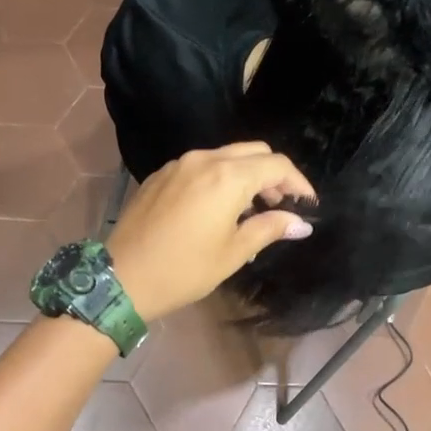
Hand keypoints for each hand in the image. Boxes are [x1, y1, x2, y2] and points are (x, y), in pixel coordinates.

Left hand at [105, 142, 315, 322]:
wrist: (122, 278)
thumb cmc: (184, 270)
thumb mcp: (233, 253)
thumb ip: (269, 228)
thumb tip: (300, 222)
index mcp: (227, 177)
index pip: (276, 165)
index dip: (299, 182)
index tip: (308, 205)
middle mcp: (204, 160)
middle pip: (253, 152)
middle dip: (274, 174)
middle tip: (282, 205)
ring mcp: (179, 165)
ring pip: (226, 156)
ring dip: (246, 175)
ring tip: (252, 210)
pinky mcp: (161, 175)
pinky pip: (201, 166)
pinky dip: (220, 178)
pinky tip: (219, 208)